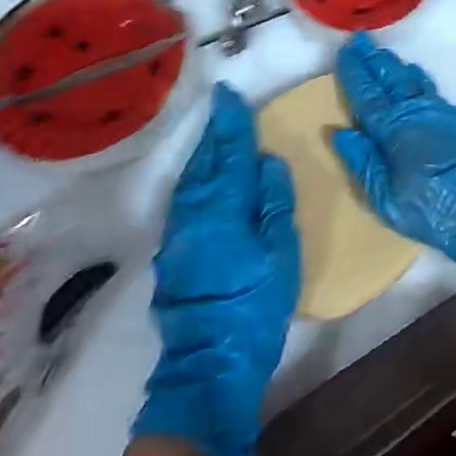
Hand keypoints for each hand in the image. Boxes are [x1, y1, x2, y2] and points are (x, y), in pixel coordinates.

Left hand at [134, 83, 298, 455]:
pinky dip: (197, 175)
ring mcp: (180, 232)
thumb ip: (274, 203)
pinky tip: (204, 173)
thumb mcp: (280, 252)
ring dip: (204, 152)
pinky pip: (186, 196)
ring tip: (216, 132)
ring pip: (191, 179)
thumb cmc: (256, 304)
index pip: (231, 155)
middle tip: (224, 104)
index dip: (232, 124)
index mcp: (225, 210)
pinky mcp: (175, 249)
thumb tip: (266, 162)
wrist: (209, 361)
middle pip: (205, 162)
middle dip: (215, 132)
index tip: (230, 95)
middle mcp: (195, 213)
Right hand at [331, 32, 455, 286]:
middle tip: (360, 39)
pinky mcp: (454, 118)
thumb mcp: (384, 196)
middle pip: (390, 79)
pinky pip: (428, 88)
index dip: (355, 73)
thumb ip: (362, 161)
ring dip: (394, 64)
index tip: (344, 52)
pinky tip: (411, 72)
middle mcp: (414, 112)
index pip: (368, 95)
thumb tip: (341, 130)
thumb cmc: (427, 208)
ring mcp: (437, 112)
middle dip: (373, 59)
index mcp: (393, 130)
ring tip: (380, 51)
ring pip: (410, 80)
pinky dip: (415, 77)